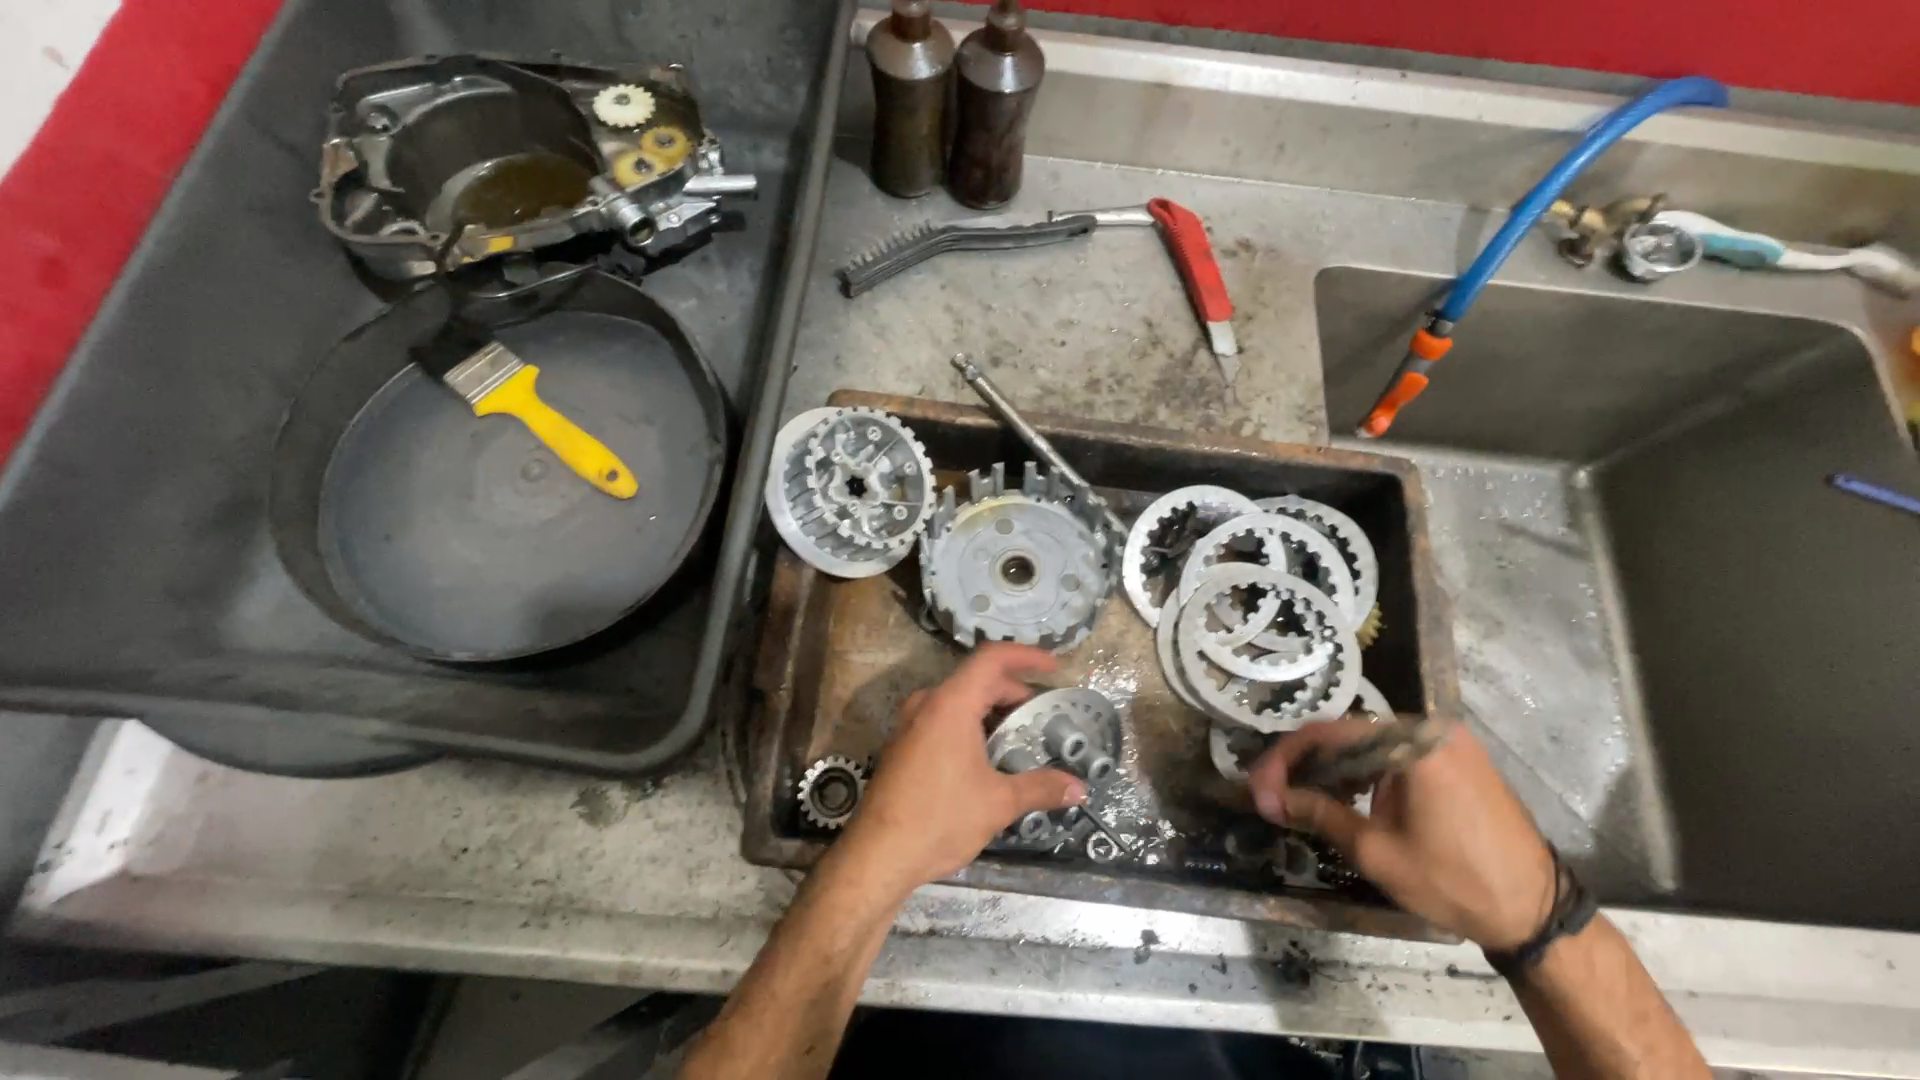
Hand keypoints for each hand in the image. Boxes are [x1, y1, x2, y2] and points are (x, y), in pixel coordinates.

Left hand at [833, 644, 1087, 898]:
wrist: (878, 855)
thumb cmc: (940, 819)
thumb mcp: (999, 803)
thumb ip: (1041, 788)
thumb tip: (1079, 789)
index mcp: (950, 704)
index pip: (991, 658)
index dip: (1025, 656)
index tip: (1053, 667)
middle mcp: (927, 704)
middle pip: (977, 680)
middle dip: (1013, 692)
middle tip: (1042, 717)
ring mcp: (910, 724)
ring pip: (959, 701)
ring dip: (991, 712)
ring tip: (1020, 738)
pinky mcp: (902, 746)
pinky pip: (942, 720)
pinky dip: (970, 726)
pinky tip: (987, 758)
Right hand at [1246, 716, 1555, 949]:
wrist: (1537, 914)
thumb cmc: (1453, 881)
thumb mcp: (1375, 851)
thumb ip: (1317, 813)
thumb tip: (1265, 797)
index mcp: (1412, 744)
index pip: (1328, 734)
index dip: (1283, 759)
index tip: (1257, 786)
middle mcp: (1430, 730)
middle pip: (1347, 733)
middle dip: (1304, 764)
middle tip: (1274, 794)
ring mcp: (1447, 743)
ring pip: (1369, 743)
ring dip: (1332, 768)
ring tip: (1304, 800)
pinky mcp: (1457, 759)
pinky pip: (1395, 753)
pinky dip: (1364, 771)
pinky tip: (1347, 797)